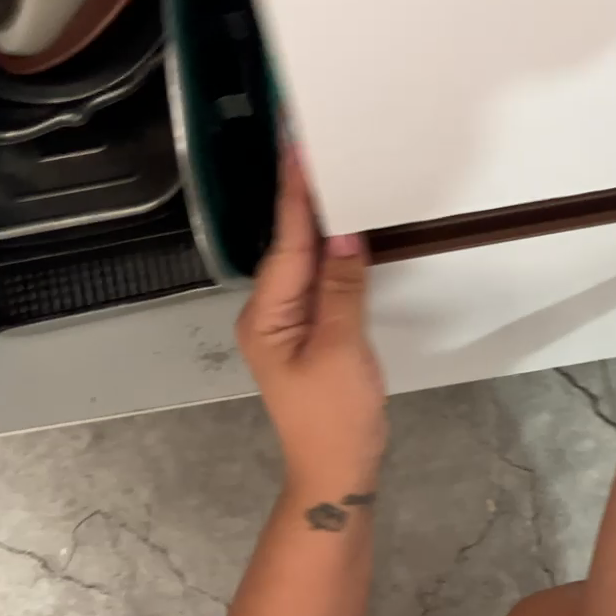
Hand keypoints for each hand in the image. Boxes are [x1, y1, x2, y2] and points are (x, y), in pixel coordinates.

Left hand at [236, 150, 386, 492]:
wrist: (336, 472)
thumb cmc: (334, 418)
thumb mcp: (342, 351)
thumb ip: (343, 290)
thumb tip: (346, 237)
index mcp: (266, 315)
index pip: (286, 241)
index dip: (296, 193)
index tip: (300, 143)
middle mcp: (270, 314)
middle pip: (291, 248)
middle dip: (308, 200)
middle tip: (325, 146)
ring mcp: (289, 327)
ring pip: (307, 266)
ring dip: (322, 227)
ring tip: (339, 179)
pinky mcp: (311, 338)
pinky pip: (321, 288)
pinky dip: (334, 261)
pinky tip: (348, 239)